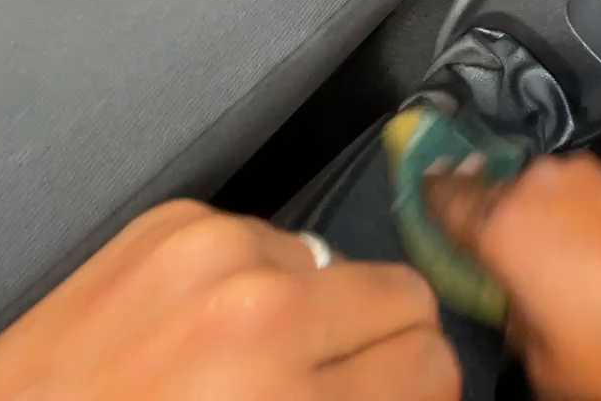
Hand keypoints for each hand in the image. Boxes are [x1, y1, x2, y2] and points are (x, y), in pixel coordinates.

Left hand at [0, 200, 458, 400]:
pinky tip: (204, 332)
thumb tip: (409, 392)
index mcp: (279, 397)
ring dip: (318, 317)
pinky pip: (269, 243)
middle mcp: (259, 298)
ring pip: (338, 265)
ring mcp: (210, 244)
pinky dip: (261, 286)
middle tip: (340, 391)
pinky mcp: (171, 218)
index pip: (429, 365)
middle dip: (388, 352)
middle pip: (405, 293)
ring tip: (255, 367)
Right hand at [426, 153, 600, 400]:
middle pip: (493, 194)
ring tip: (545, 274)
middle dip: (487, 222)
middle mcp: (542, 184)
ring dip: (532, 223)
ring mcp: (588, 178)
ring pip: (537, 196)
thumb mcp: (549, 368)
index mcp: (506, 222)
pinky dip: (569, 224)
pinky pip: (575, 200)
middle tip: (486, 262)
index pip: (445, 198)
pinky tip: (587, 266)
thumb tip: (520, 314)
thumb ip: (516, 330)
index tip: (416, 198)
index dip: (426, 200)